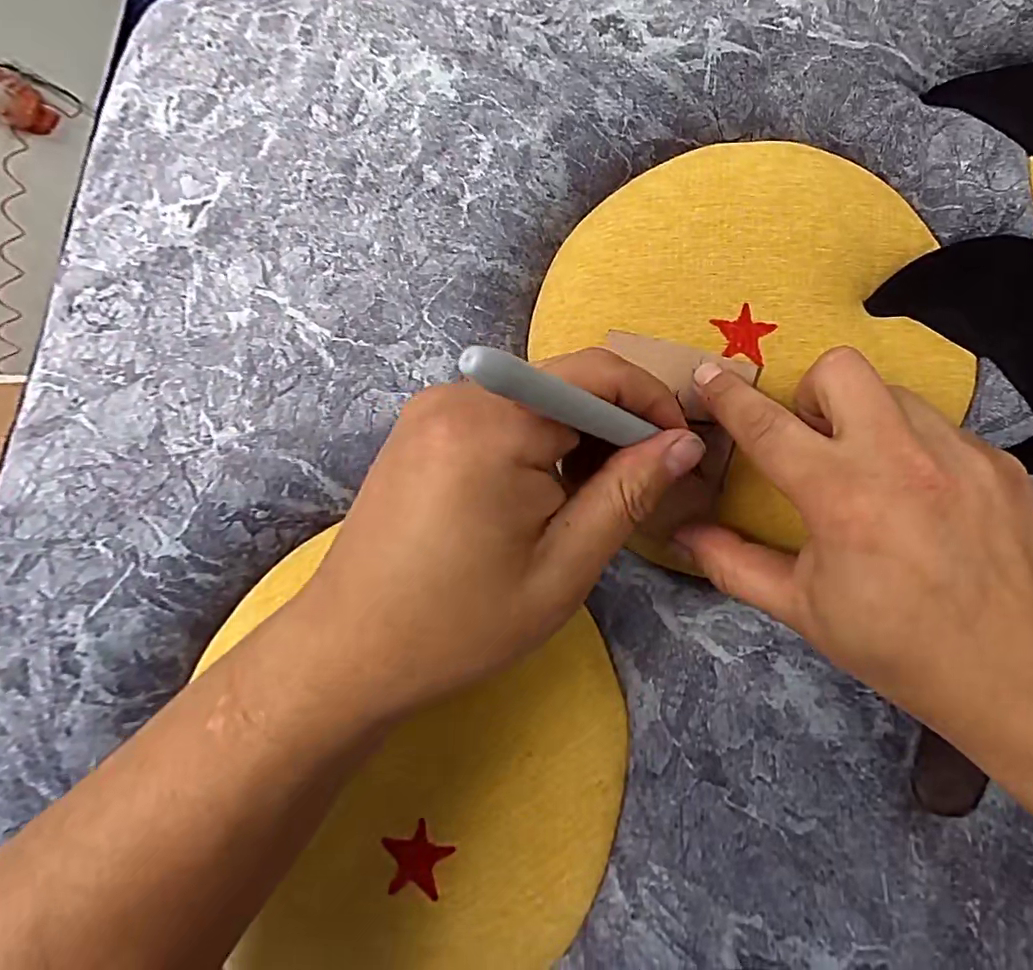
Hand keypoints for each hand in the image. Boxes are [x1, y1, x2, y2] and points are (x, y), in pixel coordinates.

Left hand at [294, 348, 705, 717]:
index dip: (653, 405)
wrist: (347, 654)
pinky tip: (548, 492)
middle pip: (570, 383)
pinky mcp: (425, 427)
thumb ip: (630, 492)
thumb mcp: (565, 565)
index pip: (600, 376)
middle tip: (643, 485)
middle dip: (619, 425)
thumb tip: (685, 442)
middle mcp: (459, 395)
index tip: (682, 451)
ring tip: (595, 498)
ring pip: (541, 398)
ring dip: (583, 436)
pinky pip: (507, 412)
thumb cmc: (461, 623)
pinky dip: (545, 441)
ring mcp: (435, 408)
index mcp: (492, 423)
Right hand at [674, 346, 1032, 766]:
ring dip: (868, 420)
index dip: (731, 397)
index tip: (710, 374)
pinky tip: (927, 500)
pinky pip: (941, 428)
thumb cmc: (898, 647)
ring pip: (894, 393)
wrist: (1019, 670)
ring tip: (877, 474)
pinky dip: (918, 449)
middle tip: (817, 440)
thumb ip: (735, 564)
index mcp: (842, 497)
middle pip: (840, 369)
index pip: (769, 427)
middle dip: (813, 392)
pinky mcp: (997, 460)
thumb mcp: (805, 610)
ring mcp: (957, 452)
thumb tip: (684, 535)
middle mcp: (900, 458)